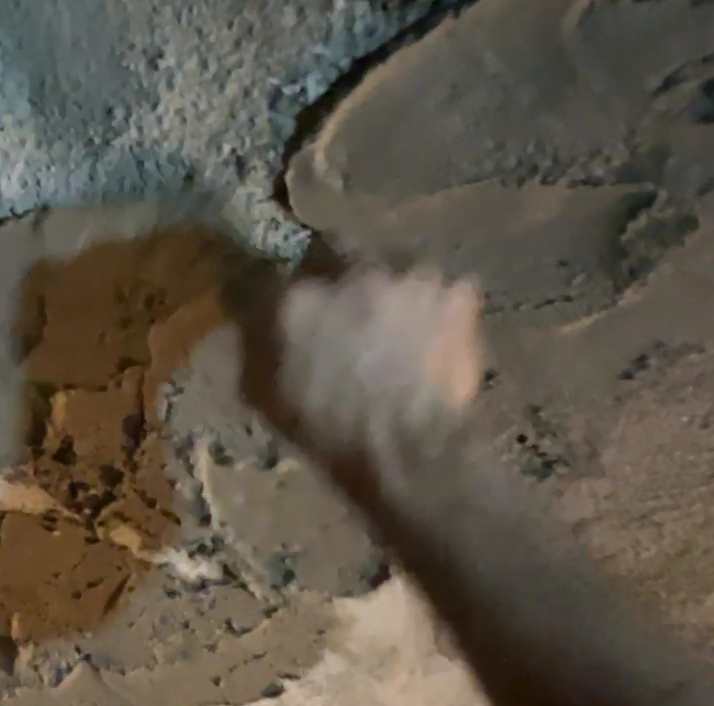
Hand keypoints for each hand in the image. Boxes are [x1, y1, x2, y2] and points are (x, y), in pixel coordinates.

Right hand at [238, 264, 486, 500]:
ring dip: (382, 286)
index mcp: (293, 298)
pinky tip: (421, 334)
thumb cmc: (318, 425)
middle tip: (336, 308)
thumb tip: (255, 317)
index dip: (280, 292)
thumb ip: (255, 342)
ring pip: (388, 265)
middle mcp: (350, 271)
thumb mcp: (259, 392)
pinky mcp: (459, 290)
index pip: (274, 272)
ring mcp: (410, 275)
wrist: (399, 446)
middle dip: (331, 274)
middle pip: (333, 251)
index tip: (282, 307)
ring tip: (383, 322)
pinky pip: (435, 287)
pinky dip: (426, 304)